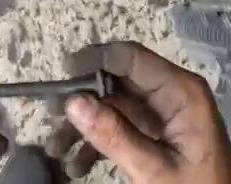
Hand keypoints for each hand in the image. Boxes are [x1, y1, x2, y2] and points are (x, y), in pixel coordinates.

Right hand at [43, 43, 230, 183]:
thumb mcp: (155, 172)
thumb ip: (115, 136)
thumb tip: (73, 101)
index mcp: (181, 91)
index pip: (131, 58)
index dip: (96, 59)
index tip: (62, 73)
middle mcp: (171, 95)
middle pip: (118, 82)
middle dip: (83, 98)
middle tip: (49, 114)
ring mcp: (164, 117)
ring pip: (115, 108)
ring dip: (85, 126)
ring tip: (55, 149)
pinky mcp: (158, 140)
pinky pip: (121, 130)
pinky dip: (97, 144)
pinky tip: (76, 165)